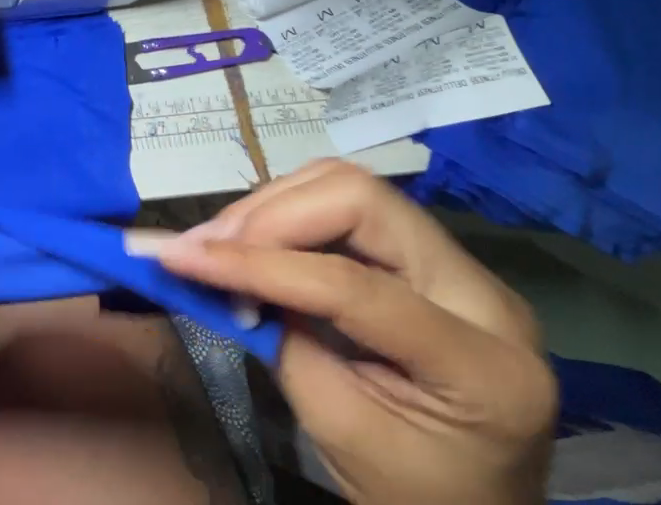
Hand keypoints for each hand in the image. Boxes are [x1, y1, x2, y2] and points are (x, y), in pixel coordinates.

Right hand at [147, 160, 556, 504]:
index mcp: (480, 364)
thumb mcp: (329, 417)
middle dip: (266, 215)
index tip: (175, 257)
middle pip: (360, 200)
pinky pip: (346, 206)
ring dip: (269, 208)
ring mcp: (461, 268)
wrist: (465, 501)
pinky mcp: (428, 257)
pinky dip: (283, 214)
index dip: (255, 263)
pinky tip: (251, 244)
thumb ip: (276, 333)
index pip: (351, 284)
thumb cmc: (400, 480)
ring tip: (220, 245)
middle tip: (204, 247)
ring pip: (347, 187)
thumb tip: (202, 264)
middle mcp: (484, 296)